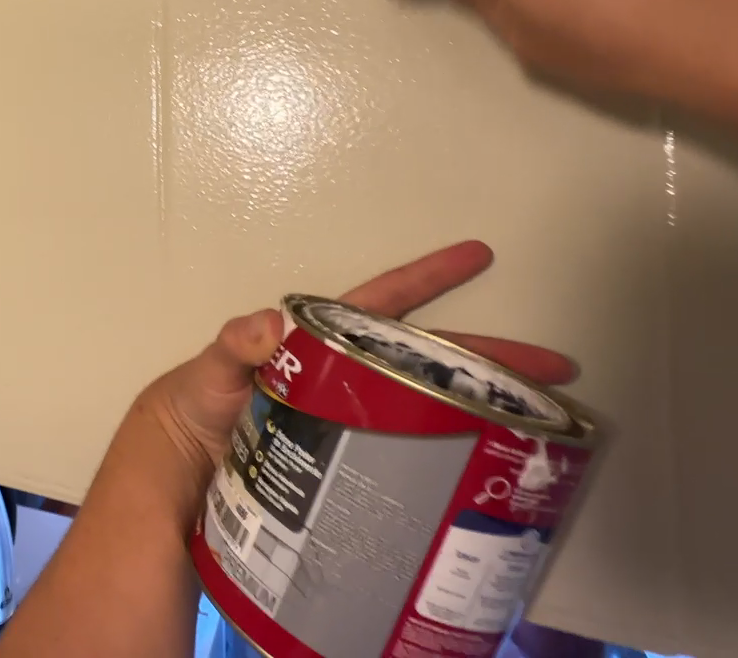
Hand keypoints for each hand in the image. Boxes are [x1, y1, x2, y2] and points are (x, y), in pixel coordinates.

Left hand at [138, 241, 573, 484]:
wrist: (181, 462)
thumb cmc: (197, 402)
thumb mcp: (213, 369)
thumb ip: (235, 345)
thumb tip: (269, 322)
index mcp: (317, 346)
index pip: (378, 305)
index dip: (425, 277)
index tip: (478, 253)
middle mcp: (342, 378)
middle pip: (423, 363)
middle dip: (486, 363)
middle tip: (556, 372)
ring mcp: (350, 420)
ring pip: (426, 408)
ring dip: (480, 415)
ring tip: (540, 434)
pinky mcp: (350, 462)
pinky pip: (409, 457)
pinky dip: (447, 462)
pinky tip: (483, 482)